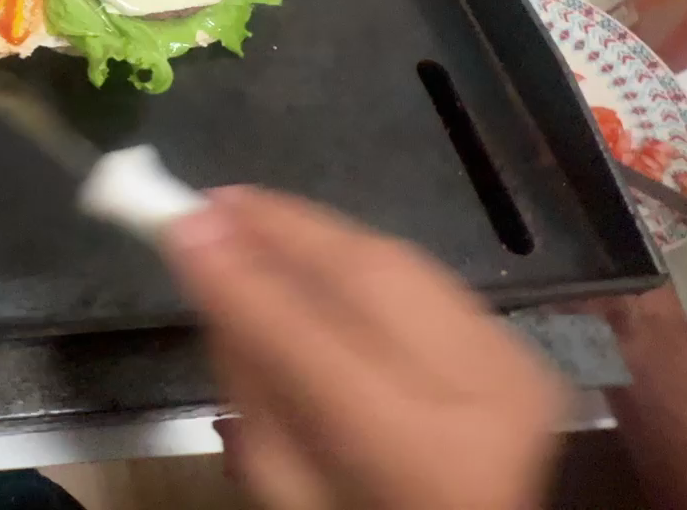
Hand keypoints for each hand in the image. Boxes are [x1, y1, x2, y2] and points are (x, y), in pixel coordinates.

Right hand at [162, 187, 565, 509]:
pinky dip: (345, 248)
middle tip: (208, 205)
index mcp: (412, 465)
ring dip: (303, 230)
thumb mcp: (287, 485)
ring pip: (384, 257)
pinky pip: (409, 266)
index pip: (307, 348)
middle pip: (357, 277)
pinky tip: (302, 241)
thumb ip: (245, 378)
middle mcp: (474, 401)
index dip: (237, 276)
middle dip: (271, 227)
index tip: (177, 222)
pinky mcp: (509, 341)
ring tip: (244, 214)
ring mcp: (504, 363)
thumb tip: (207, 271)